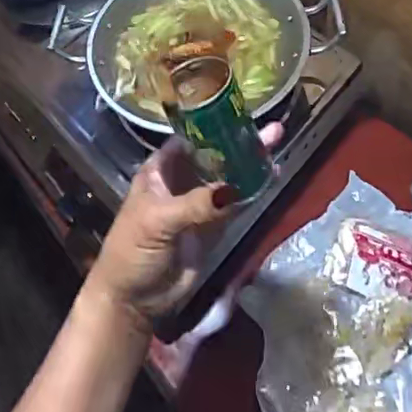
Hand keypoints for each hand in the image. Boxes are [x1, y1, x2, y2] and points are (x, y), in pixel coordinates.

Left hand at [84, 123, 283, 328]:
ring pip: (229, 177)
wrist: (134, 299)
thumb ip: (195, 205)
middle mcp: (180, 181)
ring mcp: (199, 203)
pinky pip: (236, 204)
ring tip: (279, 142)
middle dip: (239, 142)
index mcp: (159, 170)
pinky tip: (272, 175)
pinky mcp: (213, 227)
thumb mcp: (158, 222)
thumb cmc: (133, 250)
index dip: (211, 125)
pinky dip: (253, 190)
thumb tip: (232, 190)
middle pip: (214, 155)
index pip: (188, 139)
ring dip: (251, 163)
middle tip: (272, 128)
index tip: (240, 112)